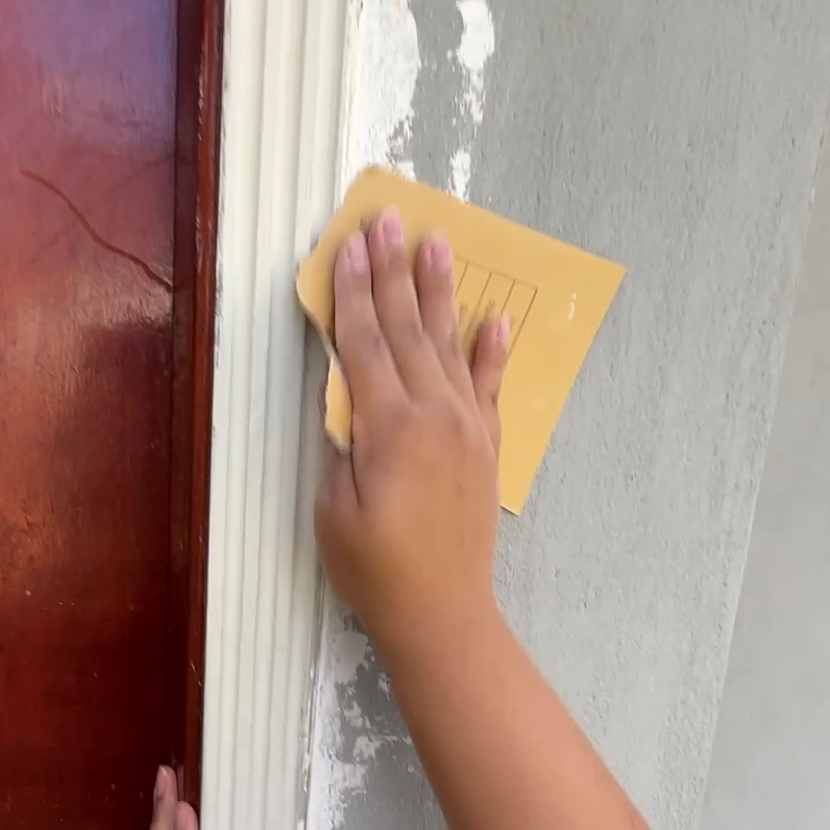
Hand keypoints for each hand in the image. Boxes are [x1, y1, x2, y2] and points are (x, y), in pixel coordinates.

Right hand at [315, 207, 511, 646]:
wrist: (442, 610)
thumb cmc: (374, 568)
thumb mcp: (334, 509)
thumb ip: (341, 445)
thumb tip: (348, 402)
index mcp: (388, 427)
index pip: (364, 345)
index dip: (353, 294)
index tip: (349, 247)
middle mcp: (433, 413)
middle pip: (407, 330)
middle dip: (394, 272)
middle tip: (388, 220)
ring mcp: (467, 428)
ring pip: (449, 346)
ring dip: (439, 293)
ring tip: (437, 243)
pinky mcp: (487, 447)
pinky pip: (490, 388)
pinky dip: (492, 352)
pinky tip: (495, 320)